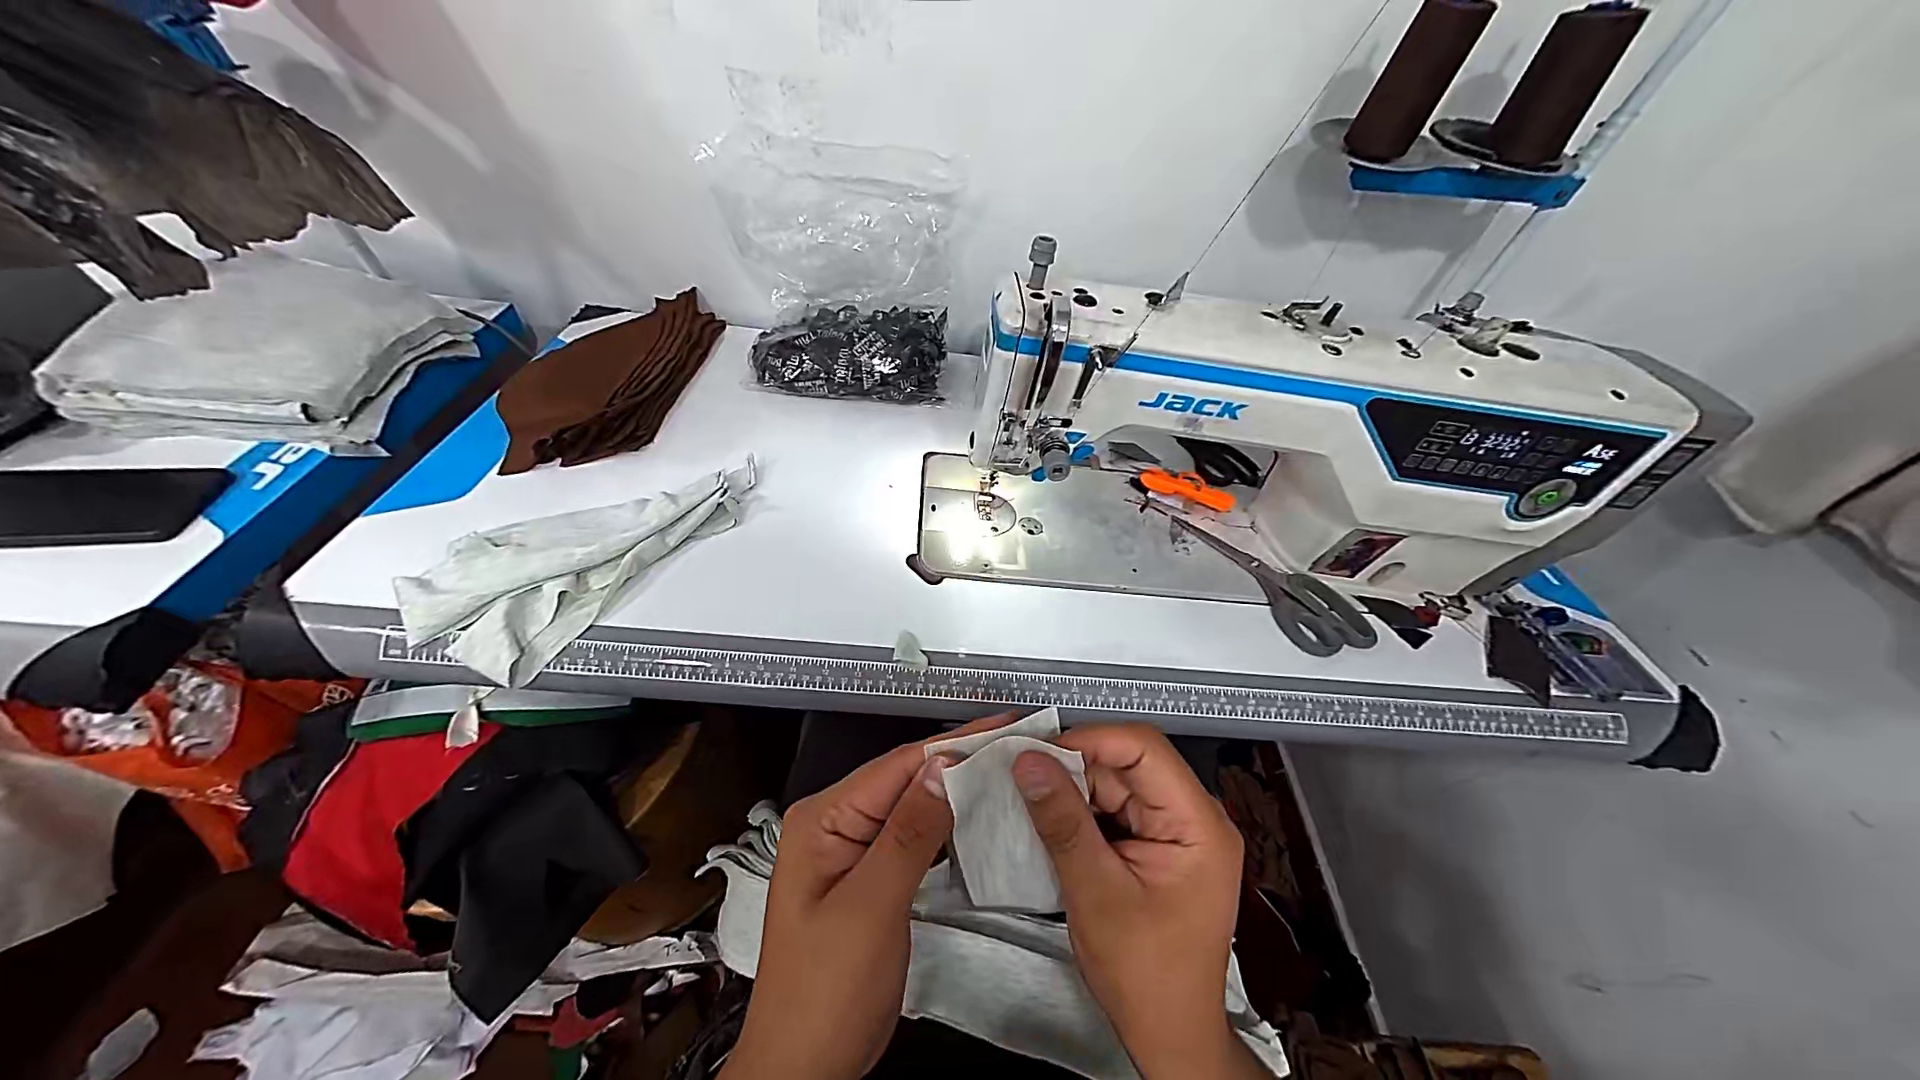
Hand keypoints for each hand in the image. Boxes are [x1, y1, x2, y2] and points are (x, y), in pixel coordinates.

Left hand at [721, 715, 1011, 1079]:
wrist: (804, 1066)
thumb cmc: (822, 996)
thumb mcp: (870, 909)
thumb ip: (908, 835)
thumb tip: (942, 769)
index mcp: (822, 820)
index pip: (897, 765)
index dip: (953, 745)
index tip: (1000, 730)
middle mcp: (833, 823)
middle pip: (905, 777)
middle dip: (959, 759)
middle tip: (1013, 746)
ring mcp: (851, 847)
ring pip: (912, 802)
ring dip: (955, 786)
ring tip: (1001, 770)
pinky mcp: (869, 870)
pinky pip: (912, 831)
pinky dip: (945, 819)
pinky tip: (972, 812)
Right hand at [1014, 723, 1265, 1079]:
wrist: (1169, 1033)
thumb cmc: (1147, 975)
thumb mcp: (1096, 892)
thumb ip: (1062, 821)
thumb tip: (1030, 763)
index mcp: (1199, 823)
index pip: (1143, 748)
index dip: (1089, 741)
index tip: (1039, 753)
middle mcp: (1194, 816)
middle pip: (1127, 762)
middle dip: (1075, 767)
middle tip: (1026, 777)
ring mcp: (1176, 829)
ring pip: (1115, 782)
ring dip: (1074, 789)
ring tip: (1033, 800)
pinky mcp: (1156, 842)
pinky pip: (1114, 807)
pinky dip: (1081, 810)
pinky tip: (1053, 820)